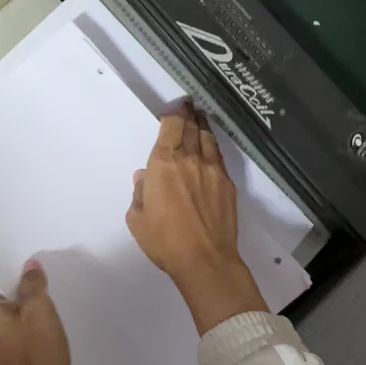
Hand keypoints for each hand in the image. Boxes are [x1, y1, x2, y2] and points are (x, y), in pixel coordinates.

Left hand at [0, 260, 71, 364]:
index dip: (11, 268)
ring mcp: (1, 350)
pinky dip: (35, 329)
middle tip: (45, 275)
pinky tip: (51, 324)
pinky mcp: (15, 364)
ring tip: (51, 297)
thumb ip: (33, 285)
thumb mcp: (39, 311)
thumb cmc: (37, 354)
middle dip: (24, 289)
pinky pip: (23, 336)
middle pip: (6, 300)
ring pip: (16, 319)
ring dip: (31, 310)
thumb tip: (28, 266)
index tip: (28, 258)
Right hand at [126, 104, 266, 333]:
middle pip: (191, 126)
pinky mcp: (227, 184)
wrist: (205, 260)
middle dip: (189, 113)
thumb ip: (140, 192)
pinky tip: (210, 148)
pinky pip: (218, 156)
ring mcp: (212, 169)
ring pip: (208, 138)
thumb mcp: (137, 218)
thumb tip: (144, 176)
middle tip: (188, 104)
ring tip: (200, 118)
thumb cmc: (165, 240)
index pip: (171, 125)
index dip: (174, 112)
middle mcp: (189, 158)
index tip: (175, 105)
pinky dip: (212, 147)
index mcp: (164, 162)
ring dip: (203, 125)